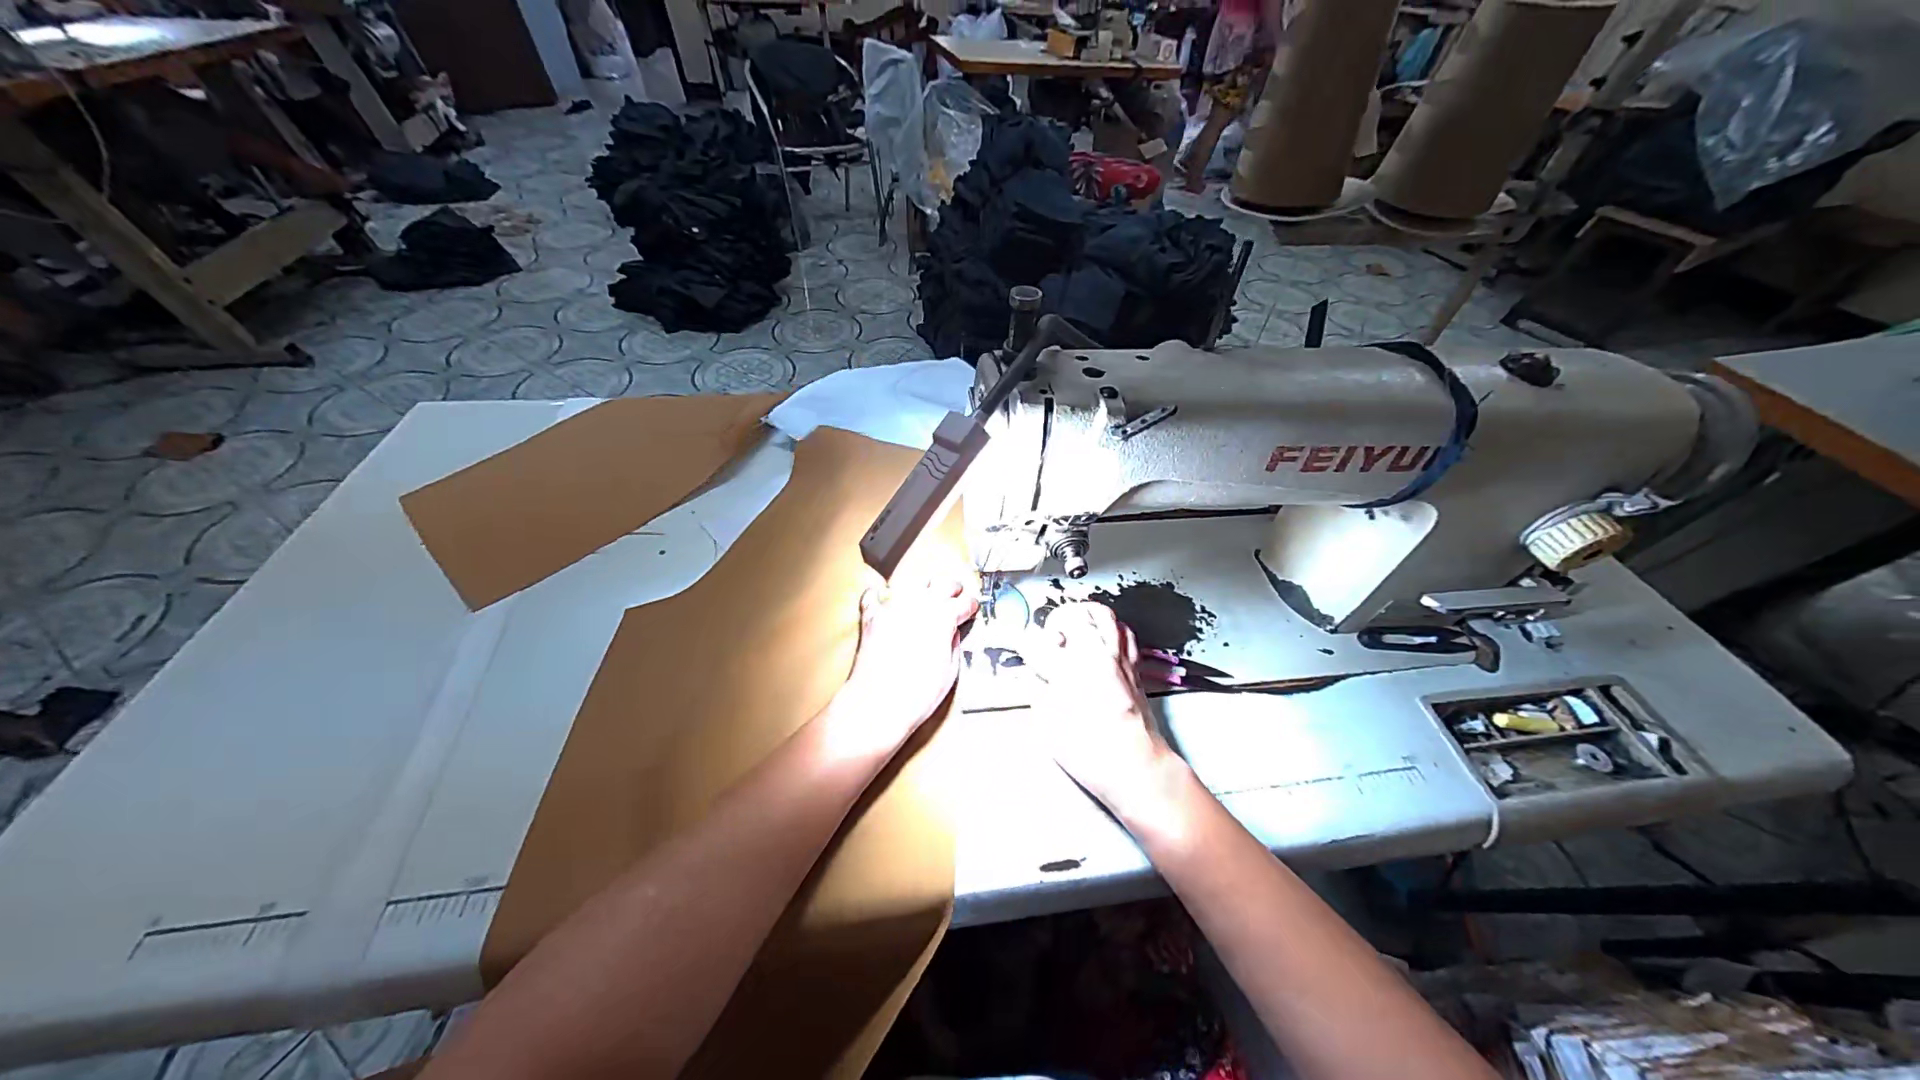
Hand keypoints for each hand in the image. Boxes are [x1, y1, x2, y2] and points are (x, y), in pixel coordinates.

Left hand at [826, 572, 979, 754]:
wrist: (878, 703)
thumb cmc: (915, 694)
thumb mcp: (950, 671)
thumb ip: (953, 644)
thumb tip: (952, 633)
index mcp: (943, 617)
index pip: (964, 602)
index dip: (970, 605)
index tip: (970, 608)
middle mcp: (919, 605)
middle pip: (941, 583)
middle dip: (951, 589)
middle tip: (954, 596)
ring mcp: (893, 607)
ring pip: (911, 581)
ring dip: (922, 587)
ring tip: (925, 596)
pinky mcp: (870, 616)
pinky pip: (875, 594)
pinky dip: (883, 595)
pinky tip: (887, 599)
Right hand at [1024, 602, 1183, 821]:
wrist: (1139, 768)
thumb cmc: (1091, 755)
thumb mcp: (1050, 728)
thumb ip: (1038, 693)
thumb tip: (1031, 675)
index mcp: (1069, 672)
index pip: (1037, 643)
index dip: (1025, 646)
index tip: (1022, 652)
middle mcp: (1096, 657)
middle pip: (1076, 615)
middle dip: (1058, 621)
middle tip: (1051, 635)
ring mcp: (1119, 659)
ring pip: (1104, 617)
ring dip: (1085, 616)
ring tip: (1075, 627)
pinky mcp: (1135, 667)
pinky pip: (1124, 633)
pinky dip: (1111, 628)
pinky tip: (1103, 639)